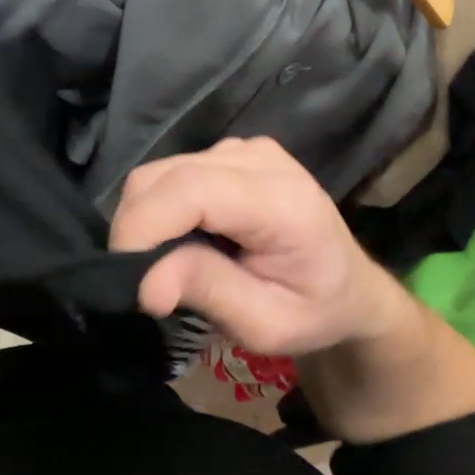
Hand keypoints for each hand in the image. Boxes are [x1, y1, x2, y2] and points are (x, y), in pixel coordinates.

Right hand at [109, 137, 416, 355]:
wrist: (348, 288)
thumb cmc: (313, 312)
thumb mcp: (267, 324)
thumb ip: (209, 292)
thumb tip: (144, 284)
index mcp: (282, 202)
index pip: (190, 191)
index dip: (143, 227)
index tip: (126, 278)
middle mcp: (260, 160)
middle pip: (163, 177)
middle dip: (135, 229)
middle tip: (141, 281)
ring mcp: (243, 150)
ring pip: (158, 172)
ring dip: (144, 221)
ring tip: (164, 264)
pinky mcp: (228, 153)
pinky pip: (169, 173)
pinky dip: (158, 210)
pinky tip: (181, 240)